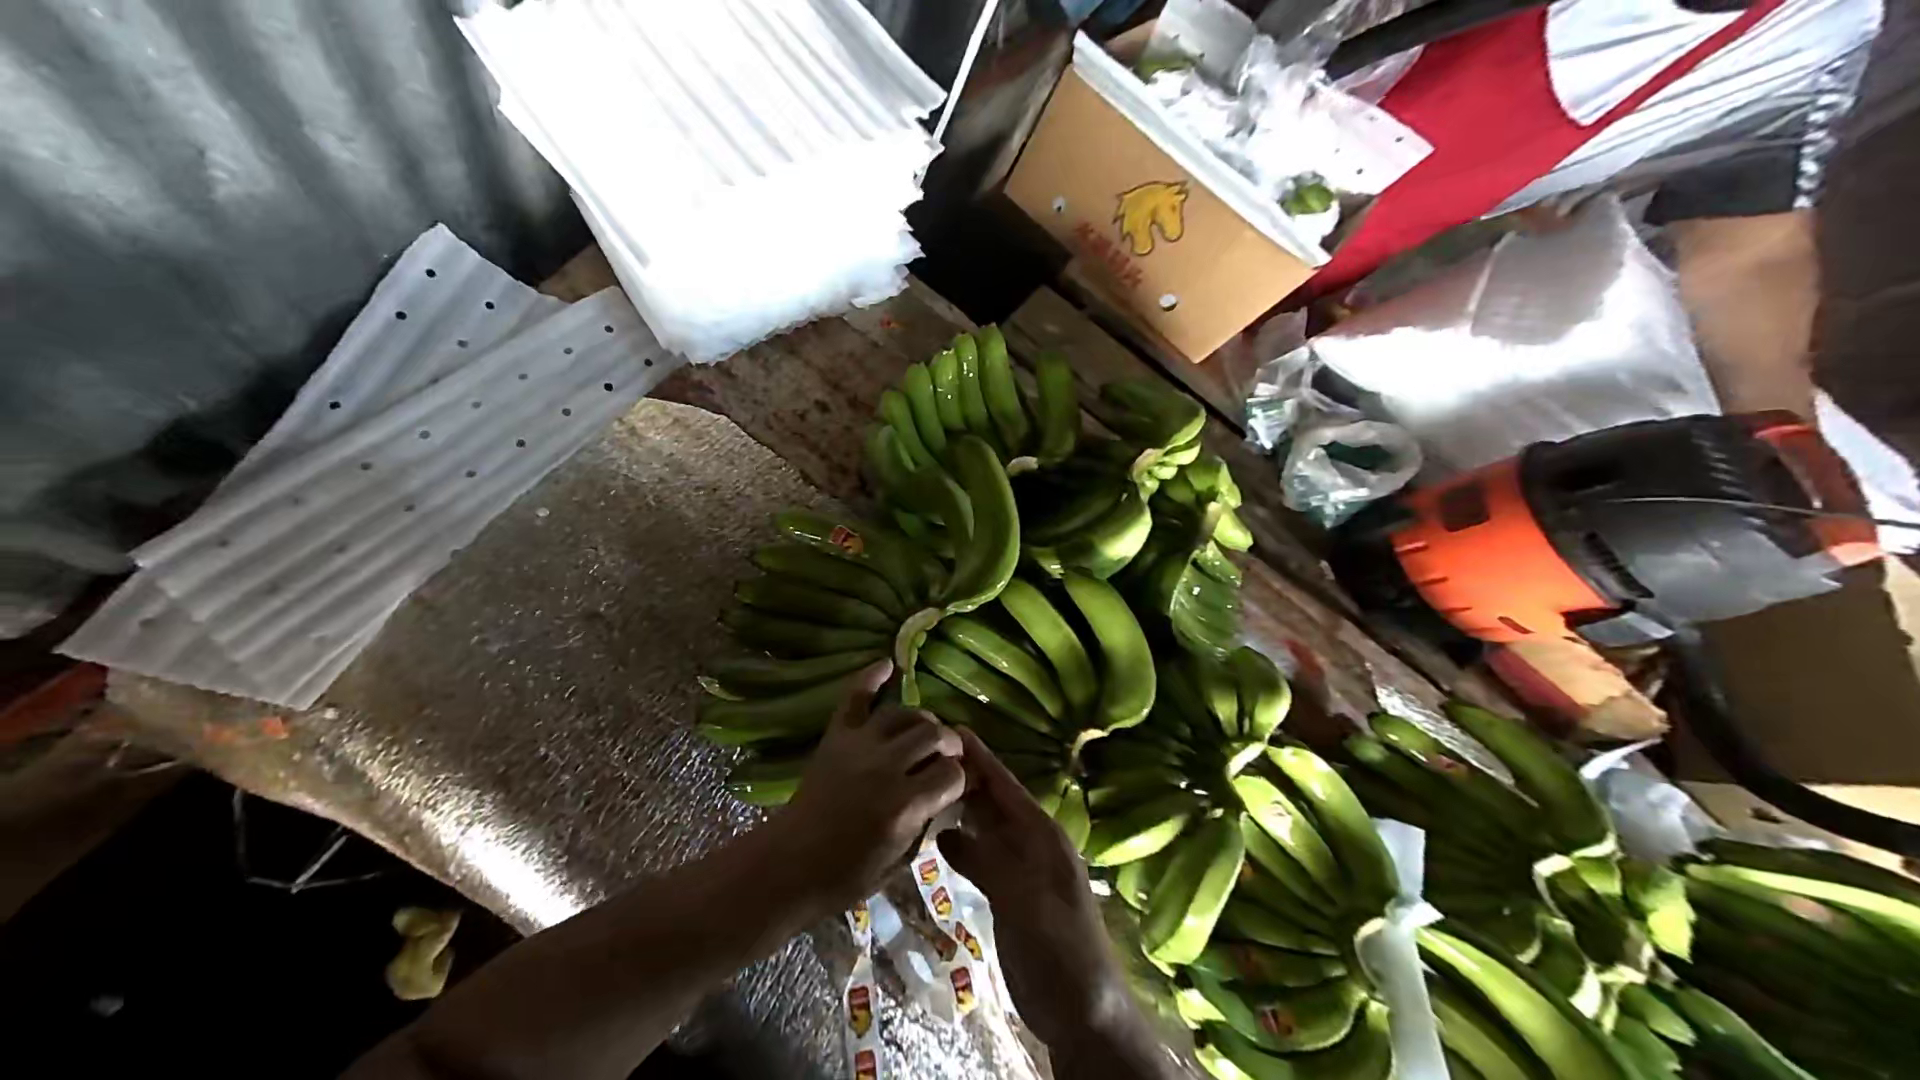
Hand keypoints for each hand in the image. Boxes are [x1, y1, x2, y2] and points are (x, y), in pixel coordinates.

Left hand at [768, 660, 965, 912]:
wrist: (789, 864)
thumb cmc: (845, 874)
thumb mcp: (899, 859)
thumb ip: (927, 819)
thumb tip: (946, 792)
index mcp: (904, 805)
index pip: (952, 774)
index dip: (960, 778)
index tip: (957, 785)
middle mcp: (885, 767)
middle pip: (934, 735)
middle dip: (949, 744)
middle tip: (947, 755)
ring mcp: (859, 746)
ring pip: (904, 714)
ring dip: (923, 720)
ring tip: (926, 732)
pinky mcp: (836, 736)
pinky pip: (855, 697)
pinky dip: (871, 677)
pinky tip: (889, 665)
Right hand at [937, 730, 1139, 1058]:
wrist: (1083, 1012)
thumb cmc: (1062, 952)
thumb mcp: (1026, 904)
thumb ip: (990, 864)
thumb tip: (946, 831)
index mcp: (1043, 836)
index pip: (1006, 785)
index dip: (980, 757)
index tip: (949, 728)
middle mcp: (1031, 843)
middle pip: (992, 799)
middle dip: (964, 775)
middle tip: (921, 754)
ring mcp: (1019, 868)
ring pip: (984, 825)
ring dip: (959, 804)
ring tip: (921, 784)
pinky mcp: (1007, 891)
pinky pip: (979, 854)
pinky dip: (959, 840)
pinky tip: (934, 834)